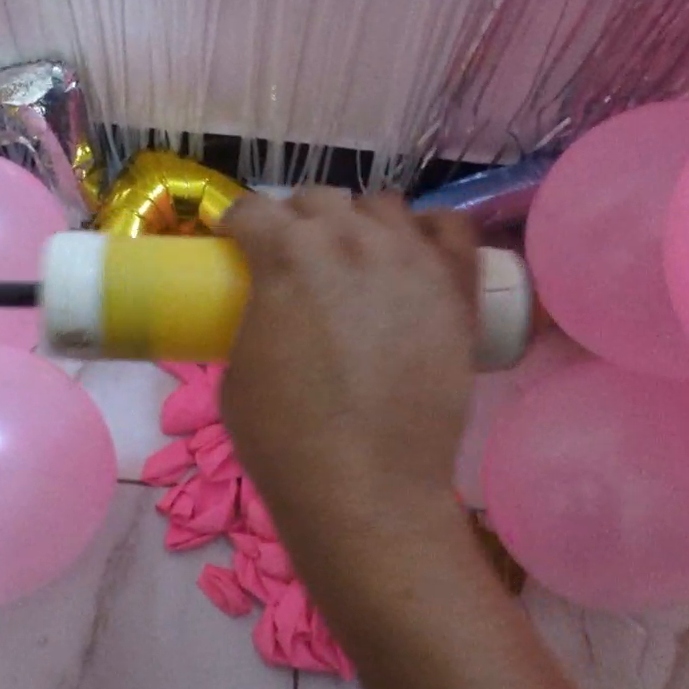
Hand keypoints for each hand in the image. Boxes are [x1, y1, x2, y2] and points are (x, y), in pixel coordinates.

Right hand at [220, 193, 477, 540]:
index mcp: (286, 256)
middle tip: (292, 261)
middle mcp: (350, 241)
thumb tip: (270, 312)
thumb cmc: (285, 440)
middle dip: (294, 220)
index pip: (252, 209)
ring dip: (356, 223)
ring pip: (381, 206)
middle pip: (316, 199)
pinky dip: (426, 232)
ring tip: (354, 260)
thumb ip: (254, 320)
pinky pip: (450, 228)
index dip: (235, 225)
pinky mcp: (454, 288)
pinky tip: (412, 256)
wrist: (366, 489)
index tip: (234, 245)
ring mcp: (410, 260)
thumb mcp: (237, 371)